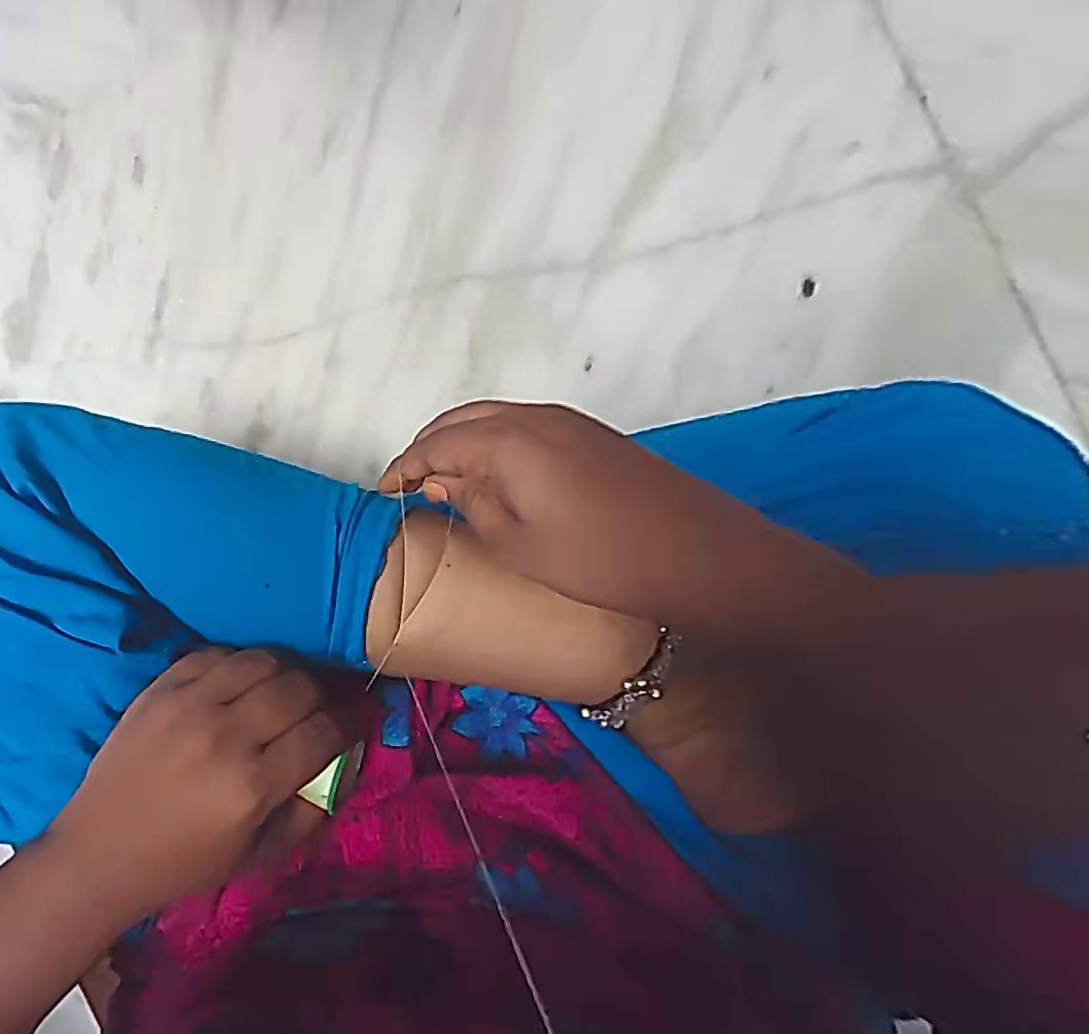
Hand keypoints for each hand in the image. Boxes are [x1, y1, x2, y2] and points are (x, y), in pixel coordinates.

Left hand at [46, 648, 347, 916]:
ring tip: (281, 688)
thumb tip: (346, 761)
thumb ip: (311, 809)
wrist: (102, 848)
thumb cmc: (184, 862)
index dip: (350, 723)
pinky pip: (214, 653)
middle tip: (318, 706)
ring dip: (283, 670)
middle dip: (321, 693)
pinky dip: (237, 662)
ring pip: (260, 659)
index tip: (353, 722)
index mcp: (251, 786)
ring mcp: (187, 705)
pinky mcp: (159, 688)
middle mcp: (224, 736)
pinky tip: (237, 681)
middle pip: (297, 687)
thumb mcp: (259, 856)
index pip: (323, 733)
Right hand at [379, 401, 858, 635]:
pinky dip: (491, 442)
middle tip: (409, 482)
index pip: (437, 443)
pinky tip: (491, 474)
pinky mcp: (590, 434)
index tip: (384, 491)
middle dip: (427, 446)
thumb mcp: (517, 544)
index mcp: (510, 442)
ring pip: (492, 417)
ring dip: (459, 441)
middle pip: (461, 419)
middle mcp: (536, 418)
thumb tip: (440, 482)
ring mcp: (567, 421)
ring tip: (443, 479)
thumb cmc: (601, 560)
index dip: (404, 466)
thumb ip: (470, 503)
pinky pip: (521, 425)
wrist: (704, 558)